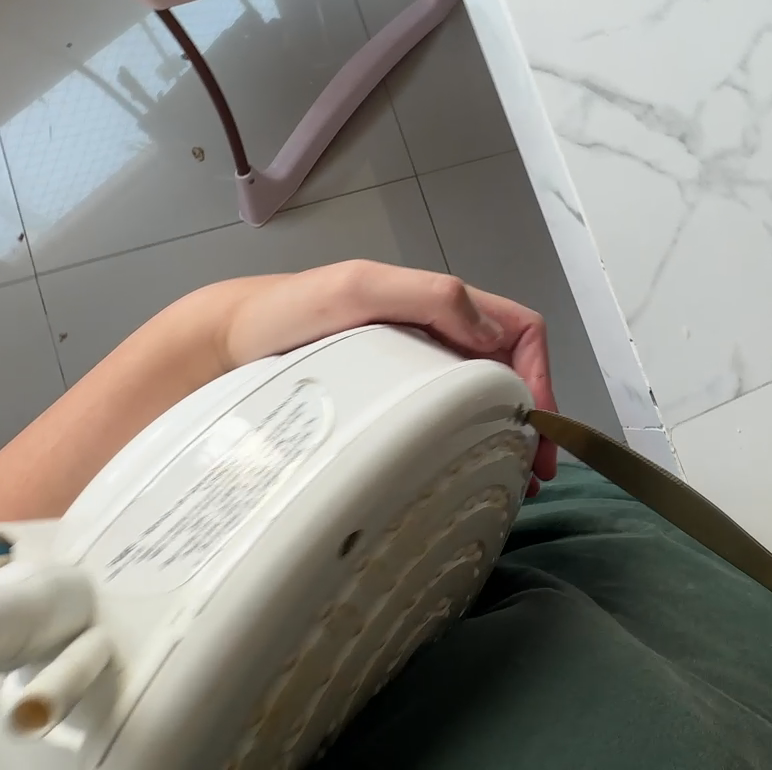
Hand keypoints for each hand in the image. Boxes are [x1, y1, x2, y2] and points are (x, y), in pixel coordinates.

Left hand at [217, 260, 558, 492]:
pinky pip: (451, 419)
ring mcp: (420, 373)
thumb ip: (428, 296)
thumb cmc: (292, 311)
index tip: (539, 425)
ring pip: (486, 400)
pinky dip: (473, 443)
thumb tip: (492, 338)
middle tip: (534, 473)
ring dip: (510, 435)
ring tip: (512, 483)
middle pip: (512, 372)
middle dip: (535, 417)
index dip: (541, 374)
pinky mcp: (397, 402)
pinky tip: (469, 472)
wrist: (230, 345)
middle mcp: (443, 339)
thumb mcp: (361, 288)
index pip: (521, 332)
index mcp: (446, 307)